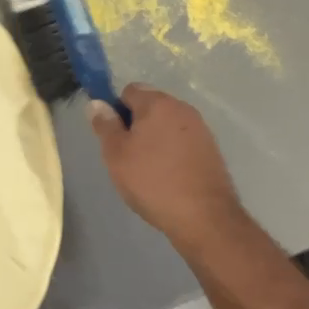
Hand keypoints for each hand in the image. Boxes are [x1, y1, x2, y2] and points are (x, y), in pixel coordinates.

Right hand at [90, 85, 244, 252]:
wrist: (205, 218)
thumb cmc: (153, 182)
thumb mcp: (116, 155)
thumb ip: (105, 125)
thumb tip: (97, 103)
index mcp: (157, 103)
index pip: (128, 91)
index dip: (116, 110)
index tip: (114, 137)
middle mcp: (182, 108)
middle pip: (150, 106)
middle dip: (136, 124)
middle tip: (127, 155)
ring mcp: (201, 129)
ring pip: (167, 125)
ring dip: (155, 139)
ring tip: (148, 170)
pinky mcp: (212, 150)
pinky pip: (183, 141)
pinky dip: (172, 152)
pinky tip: (169, 177)